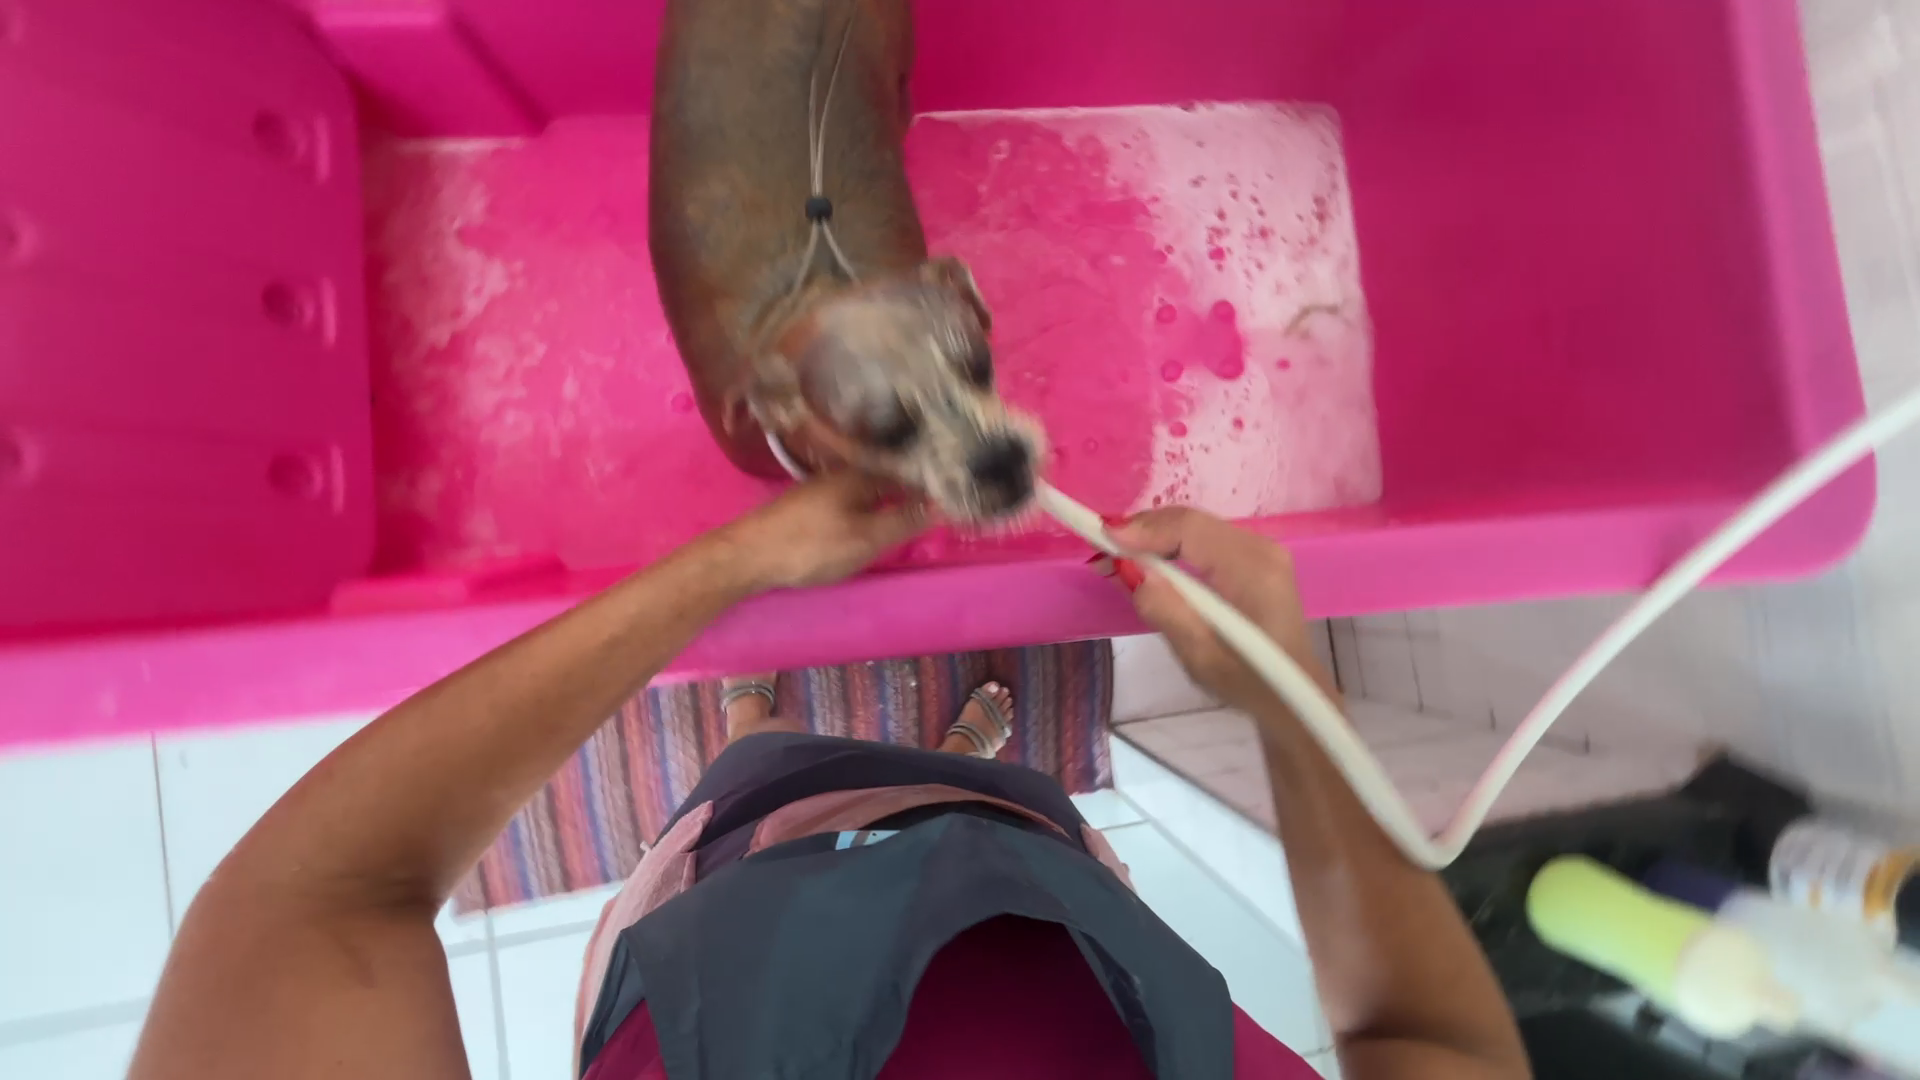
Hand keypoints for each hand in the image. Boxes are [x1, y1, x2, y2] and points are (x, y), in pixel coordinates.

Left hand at [716, 471, 929, 590]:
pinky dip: (876, 503)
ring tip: (921, 508)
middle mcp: (846, 471)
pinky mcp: (814, 502)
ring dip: (897, 495)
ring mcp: (827, 485)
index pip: (911, 471)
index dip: (936, 482)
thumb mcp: (866, 539)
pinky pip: (857, 496)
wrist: (748, 556)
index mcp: (863, 473)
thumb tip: (942, 504)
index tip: (960, 493)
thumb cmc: (811, 547)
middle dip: (918, 486)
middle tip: (947, 500)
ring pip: (874, 486)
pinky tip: (880, 515)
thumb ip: (904, 520)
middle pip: (892, 475)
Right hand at [1106, 507, 1330, 714]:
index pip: (1189, 529)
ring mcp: (1258, 550)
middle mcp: (1259, 548)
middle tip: (1101, 549)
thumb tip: (1134, 572)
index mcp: (1251, 570)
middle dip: (1142, 529)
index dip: (1143, 528)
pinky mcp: (1252, 558)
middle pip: (1190, 521)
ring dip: (1153, 536)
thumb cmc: (1248, 682)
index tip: (1102, 539)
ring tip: (1117, 555)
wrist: (1294, 695)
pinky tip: (1148, 560)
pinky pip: (1203, 538)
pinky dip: (1170, 544)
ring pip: (1194, 526)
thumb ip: (1168, 612)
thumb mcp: (1201, 658)